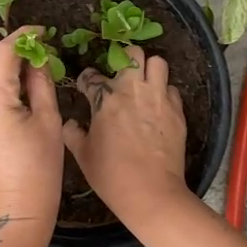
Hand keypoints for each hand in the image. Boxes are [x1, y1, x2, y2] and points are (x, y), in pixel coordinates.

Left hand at [0, 27, 63, 225]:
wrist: (14, 217)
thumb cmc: (40, 172)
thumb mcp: (49, 122)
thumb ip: (41, 84)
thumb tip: (38, 59)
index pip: (4, 52)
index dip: (23, 36)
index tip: (41, 32)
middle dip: (15, 55)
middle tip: (42, 54)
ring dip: (6, 74)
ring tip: (33, 77)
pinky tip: (18, 102)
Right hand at [61, 46, 188, 224]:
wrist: (151, 192)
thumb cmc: (112, 175)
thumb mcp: (83, 155)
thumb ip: (72, 134)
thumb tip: (69, 124)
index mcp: (105, 98)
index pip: (91, 76)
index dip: (87, 80)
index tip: (86, 87)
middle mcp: (133, 90)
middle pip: (132, 54)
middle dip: (125, 60)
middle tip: (121, 76)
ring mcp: (158, 97)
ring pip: (158, 63)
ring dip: (149, 70)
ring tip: (144, 84)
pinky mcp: (177, 110)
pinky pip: (172, 89)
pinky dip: (165, 93)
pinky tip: (159, 106)